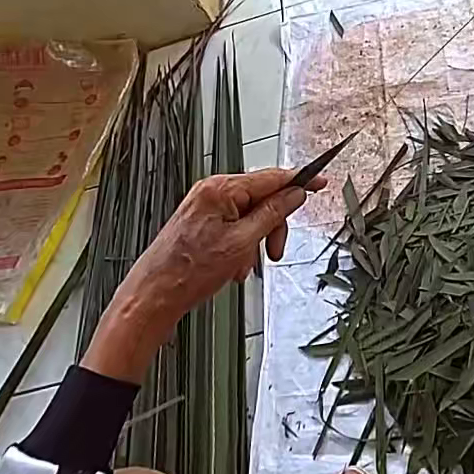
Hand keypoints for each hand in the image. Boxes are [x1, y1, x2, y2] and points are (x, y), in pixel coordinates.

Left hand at [82, 168, 324, 382]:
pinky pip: (235, 225)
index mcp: (220, 189)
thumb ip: (273, 214)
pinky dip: (242, 245)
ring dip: (256, 240)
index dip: (299, 181)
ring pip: (250, 215)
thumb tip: (294, 194)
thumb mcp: (243, 242)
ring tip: (246, 265)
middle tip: (274, 251)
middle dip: (272, 227)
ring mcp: (205, 206)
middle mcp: (211, 191)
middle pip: (262, 198)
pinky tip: (234, 265)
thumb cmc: (187, 272)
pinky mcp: (201, 221)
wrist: (154, 295)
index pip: (271, 178)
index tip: (319, 181)